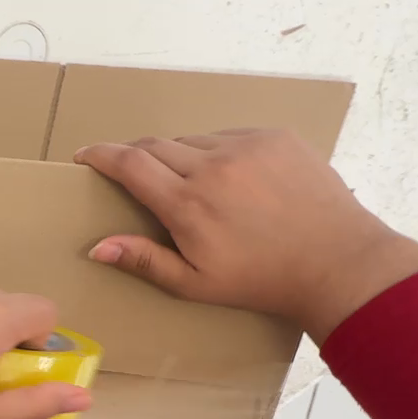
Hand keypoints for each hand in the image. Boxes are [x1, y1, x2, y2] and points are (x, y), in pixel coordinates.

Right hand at [73, 129, 417, 340]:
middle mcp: (213, 165)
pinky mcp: (274, 137)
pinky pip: (226, 136)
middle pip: (155, 145)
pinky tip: (221, 179)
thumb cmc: (256, 279)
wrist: (333, 259)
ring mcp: (246, 145)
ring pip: (190, 140)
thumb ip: (143, 260)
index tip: (84, 155)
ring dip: (174, 156)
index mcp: (187, 203)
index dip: (101, 155)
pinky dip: (210, 152)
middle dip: (132, 155)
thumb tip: (97, 247)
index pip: (131, 163)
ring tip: (180, 183)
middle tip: (124, 172)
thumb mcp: (191, 282)